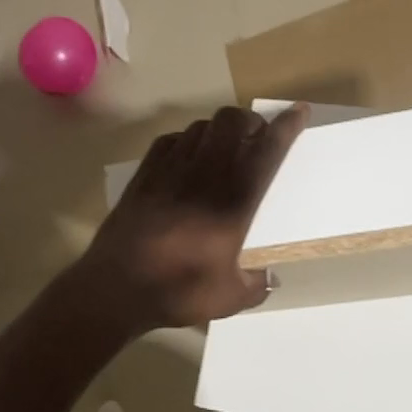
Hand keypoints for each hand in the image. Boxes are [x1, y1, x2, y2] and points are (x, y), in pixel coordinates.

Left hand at [67, 103, 308, 334]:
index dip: (285, 128)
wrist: (114, 290)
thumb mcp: (228, 299)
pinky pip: (170, 140)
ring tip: (223, 148)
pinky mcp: (143, 176)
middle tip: (255, 138)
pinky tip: (187, 158)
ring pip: (200, 127)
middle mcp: (203, 176)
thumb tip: (269, 277)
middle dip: (249, 122)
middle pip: (230, 123)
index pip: (266, 152)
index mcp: (232, 203)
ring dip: (218, 130)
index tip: (297, 112)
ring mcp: (169, 171)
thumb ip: (255, 286)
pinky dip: (186, 141)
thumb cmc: (176, 293)